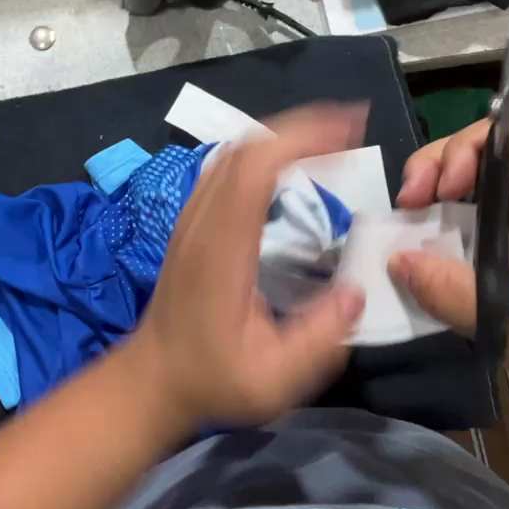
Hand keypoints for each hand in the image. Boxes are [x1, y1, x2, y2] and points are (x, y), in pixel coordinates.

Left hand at [124, 105, 367, 428]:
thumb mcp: (275, 377)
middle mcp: (202, 221)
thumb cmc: (212, 379)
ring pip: (231, 155)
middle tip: (349, 129)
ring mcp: (190, 220)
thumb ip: (321, 336)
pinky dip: (261, 156)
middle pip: (244, 150)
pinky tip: (288, 167)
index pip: (255, 168)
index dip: (301, 137)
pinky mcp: (189, 226)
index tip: (348, 129)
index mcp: (223, 247)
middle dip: (299, 128)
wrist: (151, 380)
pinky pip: (224, 171)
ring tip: (327, 142)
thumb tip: (357, 292)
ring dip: (279, 138)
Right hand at [389, 114, 508, 430]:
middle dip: (440, 172)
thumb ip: (451, 291)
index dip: (464, 149)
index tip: (434, 193)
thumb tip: (393, 261)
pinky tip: (429, 257)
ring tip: (409, 230)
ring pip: (483, 190)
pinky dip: (452, 233)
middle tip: (407, 208)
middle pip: (489, 154)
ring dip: (441, 203)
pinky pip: (485, 226)